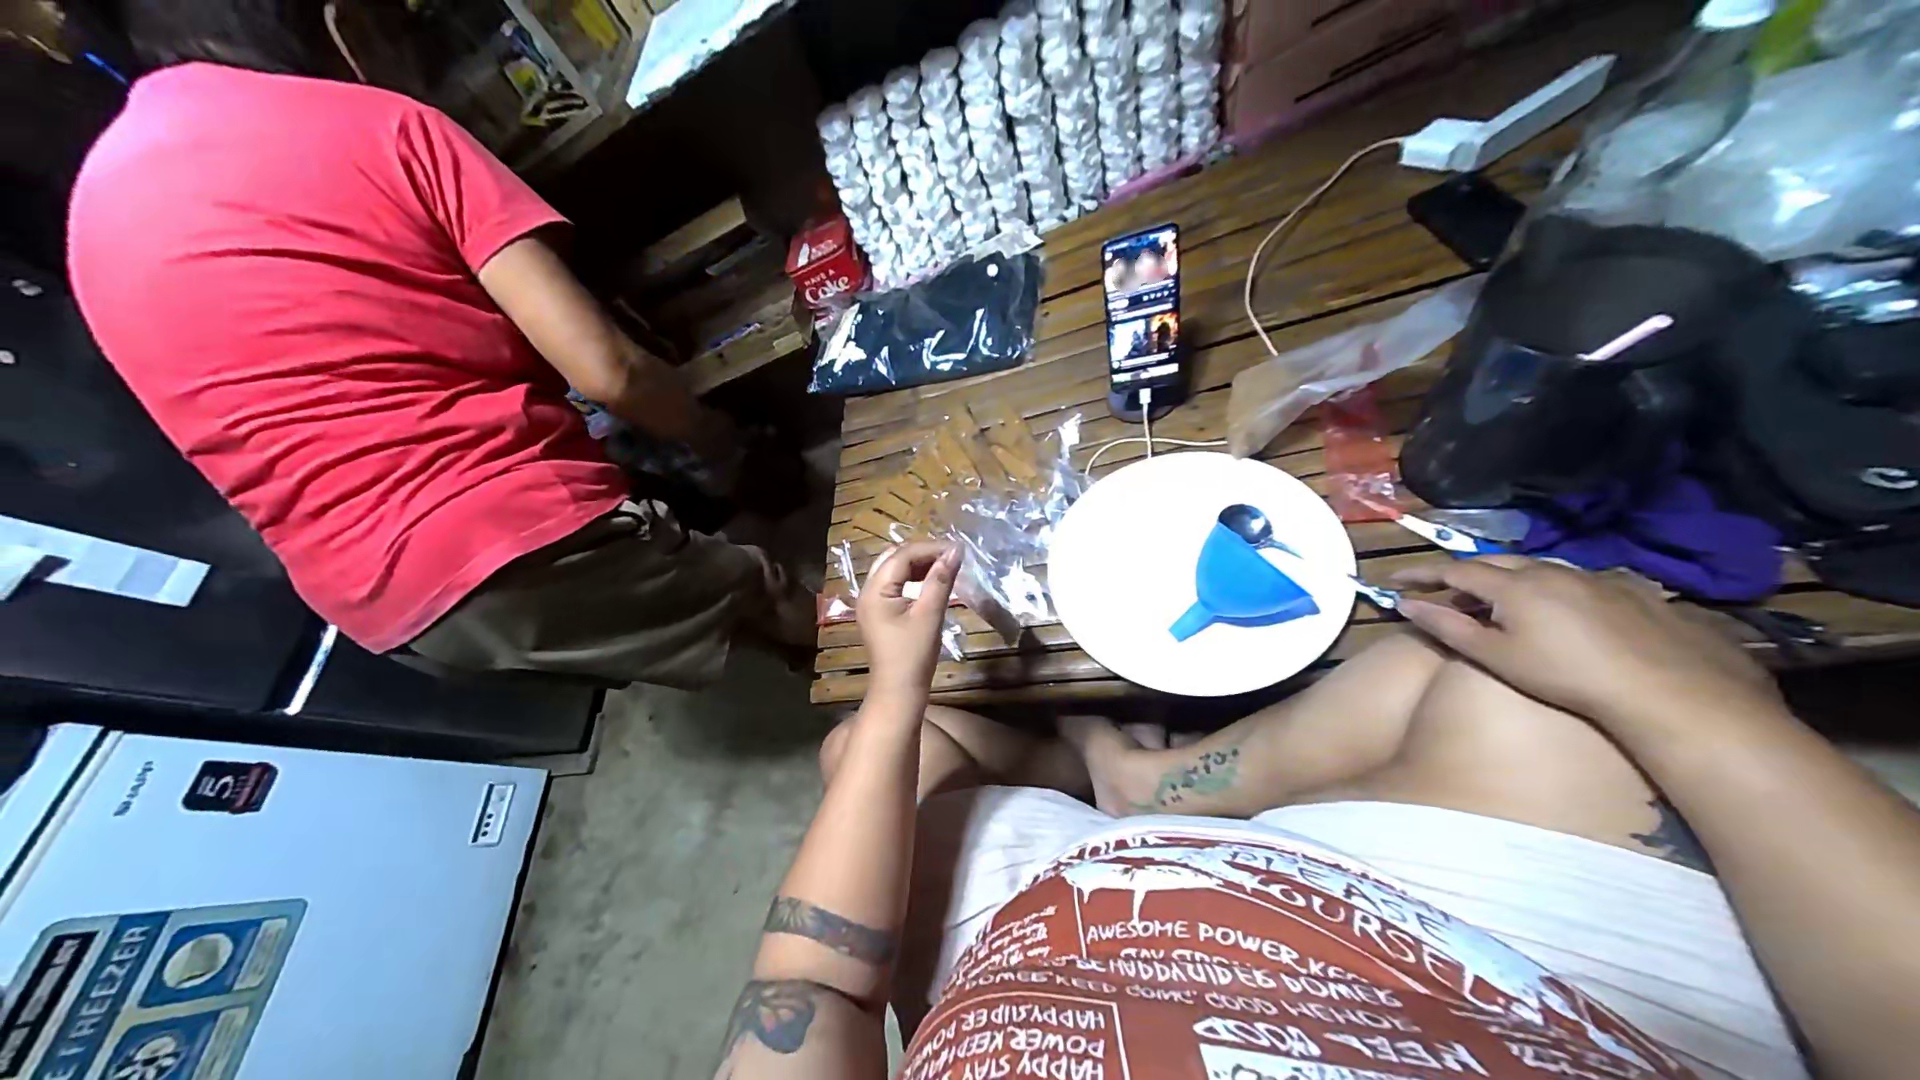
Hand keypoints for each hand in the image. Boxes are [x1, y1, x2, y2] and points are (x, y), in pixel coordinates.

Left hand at [857, 541, 961, 699]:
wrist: (899, 691)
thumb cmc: (913, 655)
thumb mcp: (930, 615)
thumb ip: (941, 580)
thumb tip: (955, 552)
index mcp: (875, 591)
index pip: (902, 555)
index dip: (930, 549)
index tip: (957, 550)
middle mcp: (868, 592)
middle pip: (895, 559)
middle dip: (923, 553)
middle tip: (952, 556)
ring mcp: (871, 603)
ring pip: (894, 570)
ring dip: (919, 565)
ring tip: (946, 565)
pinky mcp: (879, 612)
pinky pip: (895, 585)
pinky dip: (914, 578)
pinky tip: (933, 581)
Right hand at [1390, 556, 1783, 731]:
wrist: (1668, 690)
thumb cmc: (1566, 676)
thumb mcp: (1494, 656)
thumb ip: (1446, 626)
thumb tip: (1404, 603)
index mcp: (1512, 585)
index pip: (1453, 570)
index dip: (1420, 573)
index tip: (1393, 580)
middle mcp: (1549, 571)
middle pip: (1493, 563)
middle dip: (1461, 573)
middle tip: (1441, 591)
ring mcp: (1592, 577)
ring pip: (1534, 567)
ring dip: (1504, 578)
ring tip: (1494, 598)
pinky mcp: (1627, 590)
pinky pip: (1572, 578)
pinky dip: (1545, 585)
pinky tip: (1553, 606)